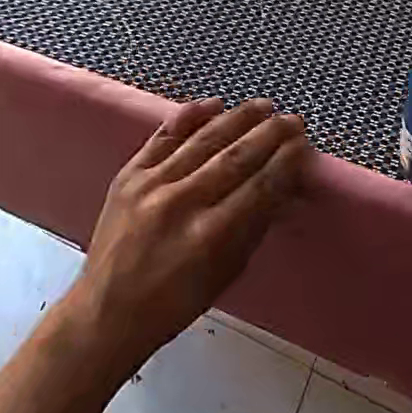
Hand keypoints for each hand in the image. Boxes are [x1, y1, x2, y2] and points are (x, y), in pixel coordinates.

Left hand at [66, 97, 309, 365]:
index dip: (286, 163)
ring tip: (263, 106)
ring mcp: (151, 184)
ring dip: (237, 118)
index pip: (260, 187)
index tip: (304, 146)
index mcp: (210, 236)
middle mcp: (182, 202)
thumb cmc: (174, 303)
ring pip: (203, 140)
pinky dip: (189, 117)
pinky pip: (163, 137)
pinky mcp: (128, 175)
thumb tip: (284, 192)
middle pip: (236, 157)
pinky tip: (213, 104)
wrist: (107, 309)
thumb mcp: (224, 274)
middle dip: (270, 135)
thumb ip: (253, 229)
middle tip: (293, 120)